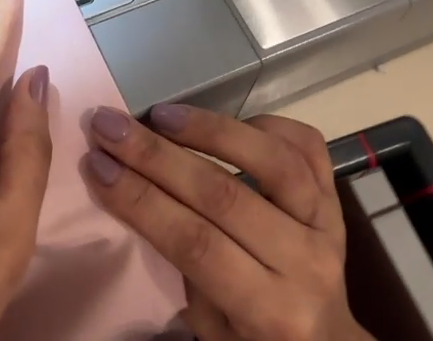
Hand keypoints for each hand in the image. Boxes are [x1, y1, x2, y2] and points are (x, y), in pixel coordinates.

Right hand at [80, 105, 371, 340]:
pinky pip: (305, 144)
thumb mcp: (210, 324)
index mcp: (270, 312)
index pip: (196, 243)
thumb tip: (133, 184)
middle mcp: (306, 264)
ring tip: (160, 114)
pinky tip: (224, 120)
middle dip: (155, 155)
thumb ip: (182, 261)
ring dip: (208, 129)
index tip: (95, 163)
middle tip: (108, 125)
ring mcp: (327, 223)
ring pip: (271, 160)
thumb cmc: (252, 337)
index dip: (141, 199)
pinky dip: (264, 122)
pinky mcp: (336, 196)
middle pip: (224, 195)